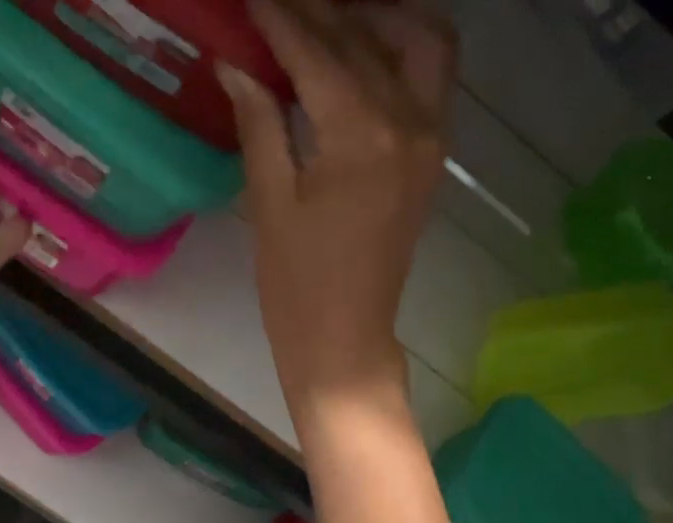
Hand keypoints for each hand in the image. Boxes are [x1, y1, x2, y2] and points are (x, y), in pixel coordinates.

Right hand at [221, 0, 456, 408]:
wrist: (344, 338)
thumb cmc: (295, 283)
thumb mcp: (269, 202)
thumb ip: (260, 124)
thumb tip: (237, 64)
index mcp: (361, 136)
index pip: (319, 53)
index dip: (280, 20)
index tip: (252, 0)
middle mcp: (409, 120)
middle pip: (366, 37)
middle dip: (319, 11)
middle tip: (278, 6)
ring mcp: (432, 133)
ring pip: (418, 40)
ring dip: (374, 16)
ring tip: (328, 14)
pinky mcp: (435, 150)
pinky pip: (434, 73)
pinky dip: (403, 44)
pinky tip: (367, 45)